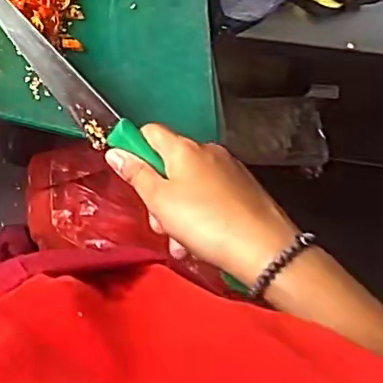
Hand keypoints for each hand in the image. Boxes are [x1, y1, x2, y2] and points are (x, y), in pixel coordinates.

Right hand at [105, 124, 301, 284]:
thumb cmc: (210, 224)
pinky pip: (211, 195)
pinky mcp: (244, 190)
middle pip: (169, 161)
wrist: (266, 251)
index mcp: (183, 148)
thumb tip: (117, 152)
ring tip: (181, 240)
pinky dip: (201, 214)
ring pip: (190, 183)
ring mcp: (228, 170)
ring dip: (178, 208)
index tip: (128, 171)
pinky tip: (201, 241)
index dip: (134, 148)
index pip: (149, 131)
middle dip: (158, 190)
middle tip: (158, 218)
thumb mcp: (160, 201)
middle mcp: (207, 151)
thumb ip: (136, 174)